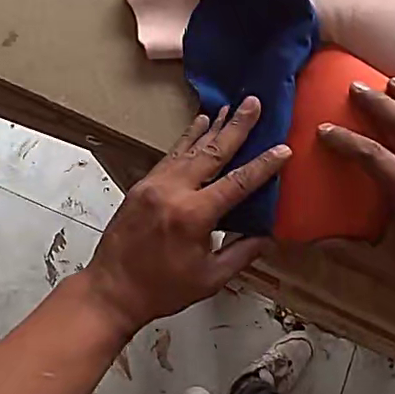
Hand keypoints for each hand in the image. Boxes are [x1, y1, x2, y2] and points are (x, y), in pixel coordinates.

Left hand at [80, 97, 290, 334]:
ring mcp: (153, 185)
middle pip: (212, 152)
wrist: (112, 290)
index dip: (263, 165)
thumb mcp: (211, 278)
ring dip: (211, 127)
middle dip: (236, 126)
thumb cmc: (162, 289)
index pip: (238, 183)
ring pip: (188, 148)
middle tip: (253, 103)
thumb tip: (267, 235)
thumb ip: (242, 253)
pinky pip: (170, 156)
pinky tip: (197, 126)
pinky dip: (186, 140)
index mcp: (193, 215)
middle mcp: (172, 192)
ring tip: (228, 108)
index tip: (282, 148)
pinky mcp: (141, 186)